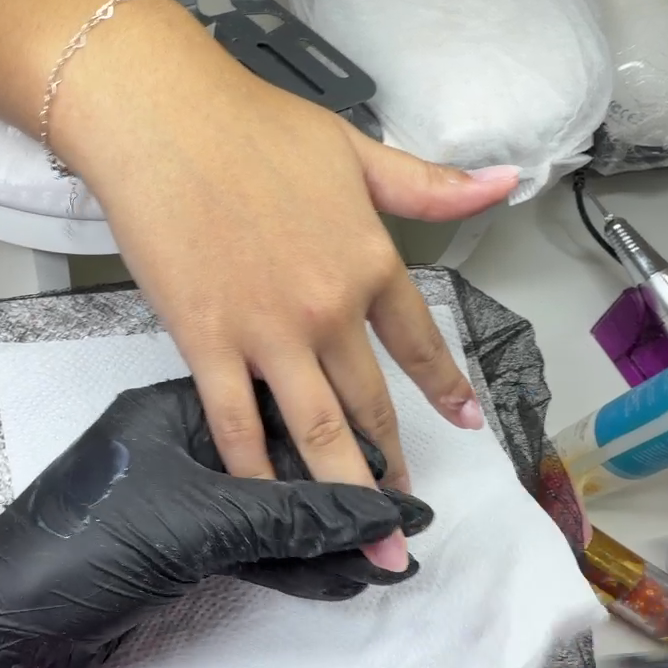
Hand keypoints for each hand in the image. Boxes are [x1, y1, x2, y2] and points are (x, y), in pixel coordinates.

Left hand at [0, 378, 431, 667]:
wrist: (9, 624)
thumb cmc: (90, 548)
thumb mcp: (197, 524)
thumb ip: (292, 517)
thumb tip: (385, 518)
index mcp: (175, 411)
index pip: (279, 416)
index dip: (342, 452)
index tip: (399, 485)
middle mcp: (179, 447)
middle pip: (279, 470)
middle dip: (339, 508)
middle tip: (401, 536)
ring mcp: (177, 502)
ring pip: (266, 516)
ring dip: (320, 545)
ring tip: (383, 566)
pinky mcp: (174, 549)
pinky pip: (245, 550)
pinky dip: (287, 567)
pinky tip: (335, 581)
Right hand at [51, 0, 514, 512]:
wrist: (163, 123)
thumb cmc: (252, 128)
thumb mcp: (354, 149)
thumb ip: (426, 184)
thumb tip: (504, 182)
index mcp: (369, 262)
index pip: (418, 342)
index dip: (444, 388)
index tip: (464, 424)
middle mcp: (329, 310)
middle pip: (369, 407)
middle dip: (393, 472)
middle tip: (406, 523)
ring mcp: (268, 335)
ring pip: (315, 432)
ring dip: (343, 496)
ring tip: (364, 544)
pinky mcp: (208, 345)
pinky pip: (236, 424)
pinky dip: (254, 471)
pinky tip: (269, 508)